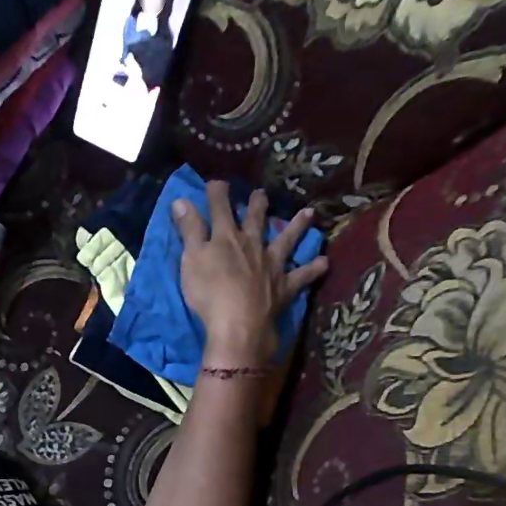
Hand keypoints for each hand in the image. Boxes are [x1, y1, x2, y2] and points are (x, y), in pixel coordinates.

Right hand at [174, 181, 327, 364]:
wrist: (238, 323)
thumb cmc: (209, 292)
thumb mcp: (191, 258)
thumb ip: (189, 229)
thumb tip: (181, 200)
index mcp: (226, 237)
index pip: (220, 208)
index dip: (217, 193)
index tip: (217, 182)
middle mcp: (252, 245)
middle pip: (255, 220)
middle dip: (257, 205)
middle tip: (262, 193)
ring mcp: (271, 265)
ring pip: (286, 240)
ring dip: (296, 226)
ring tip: (308, 213)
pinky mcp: (284, 286)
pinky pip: (302, 276)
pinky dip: (313, 269)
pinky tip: (324, 262)